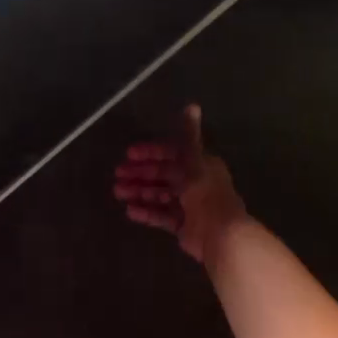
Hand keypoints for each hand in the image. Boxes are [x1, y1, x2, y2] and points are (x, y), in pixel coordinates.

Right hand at [114, 104, 246, 264]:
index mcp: (199, 165)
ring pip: (159, 195)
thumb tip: (192, 105)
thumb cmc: (205, 191)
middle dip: (140, 174)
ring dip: (139, 192)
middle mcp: (194, 183)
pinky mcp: (183, 226)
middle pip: (162, 175)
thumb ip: (189, 135)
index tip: (129, 155)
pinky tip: (129, 211)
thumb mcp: (194, 159)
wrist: (220, 233)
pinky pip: (161, 216)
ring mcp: (188, 206)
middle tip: (118, 175)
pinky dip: (146, 212)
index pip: (171, 154)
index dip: (150, 153)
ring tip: (118, 192)